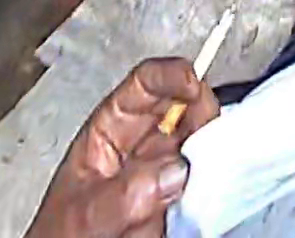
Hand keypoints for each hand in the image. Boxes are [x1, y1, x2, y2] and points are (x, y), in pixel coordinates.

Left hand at [26, 58, 221, 237]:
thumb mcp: (80, 218)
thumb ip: (123, 195)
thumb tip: (175, 170)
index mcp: (111, 128)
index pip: (144, 83)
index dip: (170, 74)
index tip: (192, 82)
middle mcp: (142, 142)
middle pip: (181, 103)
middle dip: (200, 108)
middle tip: (207, 131)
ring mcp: (163, 170)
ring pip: (199, 138)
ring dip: (209, 146)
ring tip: (206, 167)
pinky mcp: (179, 200)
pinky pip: (206, 179)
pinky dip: (214, 180)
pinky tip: (208, 191)